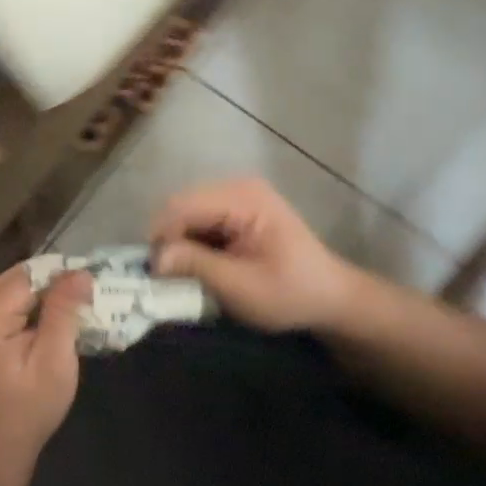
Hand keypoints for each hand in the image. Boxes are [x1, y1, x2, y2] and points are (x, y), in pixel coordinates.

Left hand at [0, 266, 90, 477]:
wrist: (0, 442)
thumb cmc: (30, 407)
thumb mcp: (54, 360)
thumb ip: (64, 312)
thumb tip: (79, 272)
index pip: (28, 276)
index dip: (62, 278)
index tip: (92, 287)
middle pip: (18, 278)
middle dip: (52, 286)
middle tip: (86, 301)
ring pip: (14, 287)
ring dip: (43, 296)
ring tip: (73, 312)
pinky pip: (6, 301)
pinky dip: (29, 307)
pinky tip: (49, 323)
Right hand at [150, 178, 359, 330]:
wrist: (330, 299)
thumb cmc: (290, 294)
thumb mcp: (241, 286)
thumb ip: (196, 266)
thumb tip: (154, 258)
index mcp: (242, 198)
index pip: (181, 206)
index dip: (162, 237)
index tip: (157, 274)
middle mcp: (236, 186)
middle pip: (180, 206)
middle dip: (169, 239)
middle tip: (167, 276)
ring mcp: (236, 196)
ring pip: (184, 213)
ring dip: (179, 242)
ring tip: (182, 273)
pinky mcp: (235, 209)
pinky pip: (198, 219)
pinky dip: (191, 242)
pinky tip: (199, 264)